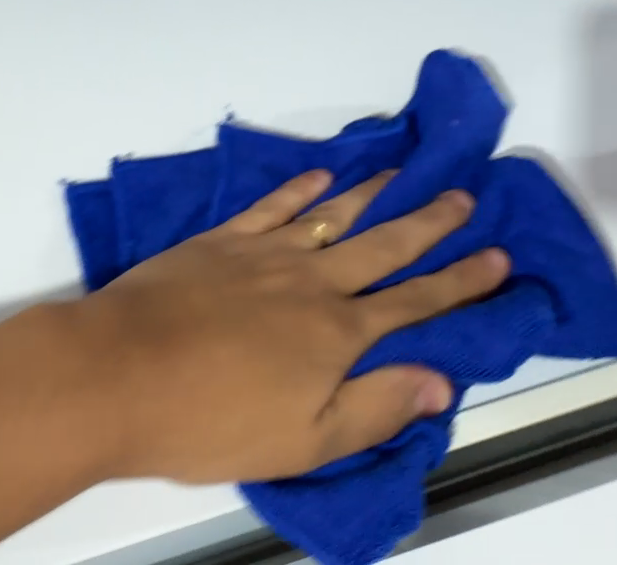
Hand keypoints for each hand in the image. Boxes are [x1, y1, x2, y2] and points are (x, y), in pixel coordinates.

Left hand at [57, 169, 510, 484]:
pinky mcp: (221, 240)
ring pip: (333, 216)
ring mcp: (263, 253)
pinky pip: (272, 206)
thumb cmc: (211, 419)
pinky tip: (321, 176)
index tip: (496, 258)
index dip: (460, 283)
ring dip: (373, 195)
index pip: (414, 303)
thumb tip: (440, 381)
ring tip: (405, 174)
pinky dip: (300, 189)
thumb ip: (376, 408)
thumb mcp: (304, 441)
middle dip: (429, 224)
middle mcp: (310, 281)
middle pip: (383, 246)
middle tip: (463, 197)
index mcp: (336, 333)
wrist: (120, 371)